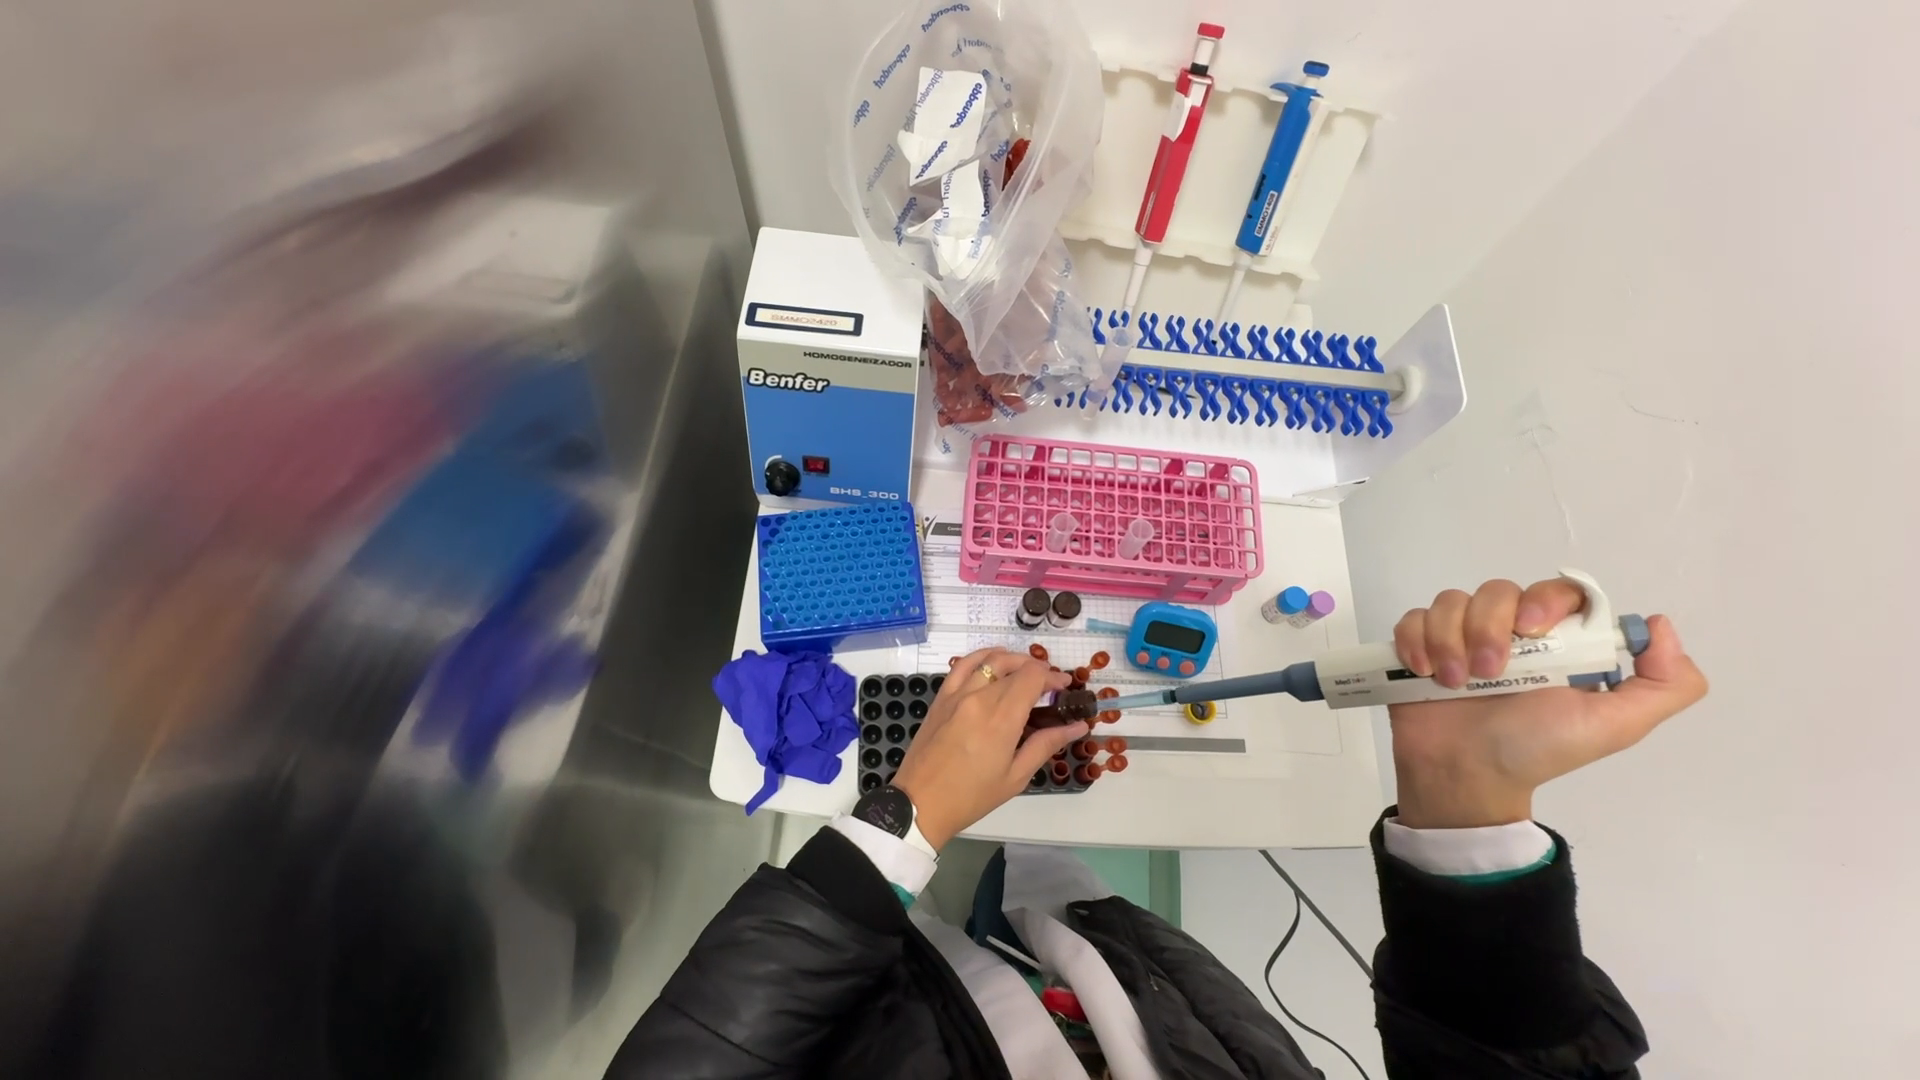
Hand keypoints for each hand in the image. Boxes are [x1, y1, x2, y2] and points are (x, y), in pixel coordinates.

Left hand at [890, 648, 1087, 849]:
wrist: (920, 802)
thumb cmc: (972, 796)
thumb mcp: (1016, 776)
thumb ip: (1046, 744)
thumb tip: (1076, 726)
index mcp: (1002, 718)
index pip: (1033, 677)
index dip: (1053, 677)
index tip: (1063, 687)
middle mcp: (980, 697)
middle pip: (1015, 667)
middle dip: (1038, 671)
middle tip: (1050, 685)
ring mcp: (957, 694)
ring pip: (991, 660)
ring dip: (1014, 660)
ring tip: (1026, 670)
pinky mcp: (941, 697)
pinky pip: (962, 665)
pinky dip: (982, 656)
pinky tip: (993, 660)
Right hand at [1387, 578, 1707, 828]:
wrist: (1466, 774)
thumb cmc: (1537, 749)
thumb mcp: (1615, 726)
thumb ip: (1664, 685)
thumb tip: (1659, 625)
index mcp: (1557, 644)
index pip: (1559, 591)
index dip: (1544, 599)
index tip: (1533, 631)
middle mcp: (1507, 633)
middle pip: (1497, 590)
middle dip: (1488, 627)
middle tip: (1490, 672)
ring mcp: (1458, 637)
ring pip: (1449, 601)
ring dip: (1449, 641)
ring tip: (1454, 683)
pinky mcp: (1416, 646)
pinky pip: (1411, 619)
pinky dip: (1414, 642)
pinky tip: (1423, 672)